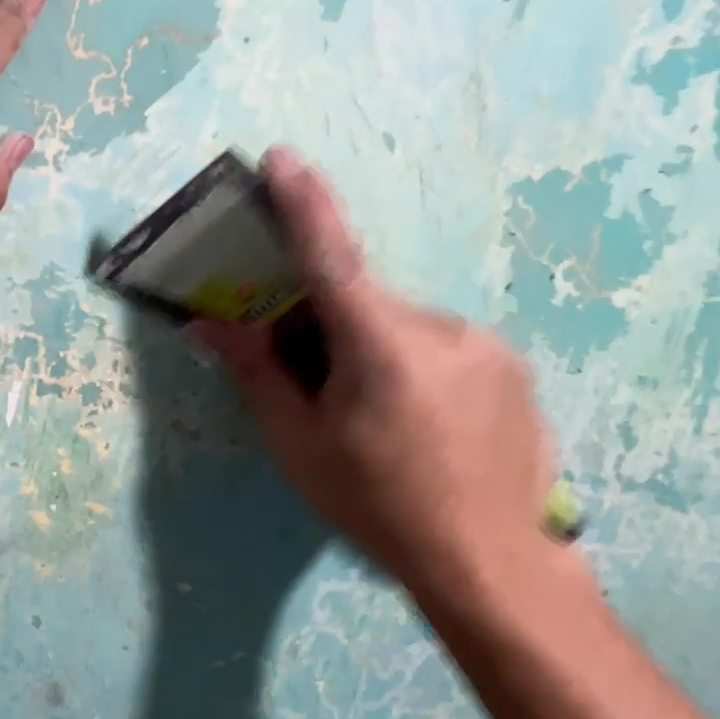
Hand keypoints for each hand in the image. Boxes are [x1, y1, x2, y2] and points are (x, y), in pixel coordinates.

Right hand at [194, 149, 561, 591]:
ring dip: (366, 350)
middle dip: (323, 328)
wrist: (492, 561)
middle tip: (308, 386)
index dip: (303, 205)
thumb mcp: (297, 444)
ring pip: (398, 326)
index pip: (332, 259)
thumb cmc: (375, 502)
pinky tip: (414, 424)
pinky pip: (436, 345)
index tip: (280, 157)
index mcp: (382, 347)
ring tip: (370, 420)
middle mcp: (441, 329)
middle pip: (359, 304)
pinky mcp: (511, 364)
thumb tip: (208, 323)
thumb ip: (256, 373)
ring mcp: (485, 345)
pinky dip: (406, 364)